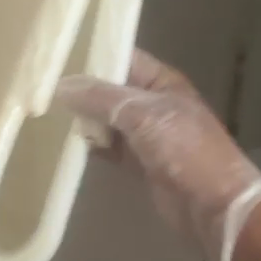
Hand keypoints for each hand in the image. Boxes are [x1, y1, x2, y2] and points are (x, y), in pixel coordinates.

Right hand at [56, 50, 260, 260]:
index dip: (95, 54)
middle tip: (46, 84)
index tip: (60, 53)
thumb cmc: (184, 148)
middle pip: (112, 87)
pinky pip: (111, 145)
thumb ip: (100, 98)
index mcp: (162, 80)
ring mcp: (147, 133)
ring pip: (109, 117)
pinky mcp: (140, 162)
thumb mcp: (141, 114)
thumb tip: (62, 85)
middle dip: (85, 88)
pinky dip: (94, 143)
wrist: (214, 207)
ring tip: (51, 110)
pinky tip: (70, 140)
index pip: (124, 56)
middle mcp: (153, 101)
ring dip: (86, 117)